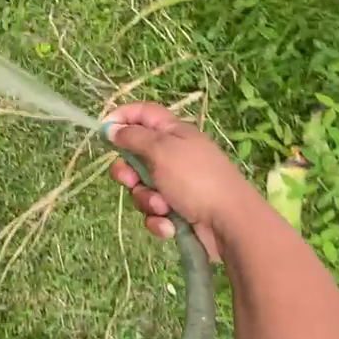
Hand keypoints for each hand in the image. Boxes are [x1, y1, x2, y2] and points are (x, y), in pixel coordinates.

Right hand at [105, 101, 265, 260]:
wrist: (232, 225)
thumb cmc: (196, 179)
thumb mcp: (161, 150)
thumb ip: (132, 137)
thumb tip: (112, 128)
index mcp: (173, 134)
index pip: (143, 113)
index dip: (122, 116)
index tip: (105, 131)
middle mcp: (174, 156)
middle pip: (134, 155)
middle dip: (126, 171)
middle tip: (129, 179)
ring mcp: (176, 185)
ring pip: (140, 186)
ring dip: (145, 198)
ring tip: (161, 207)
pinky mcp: (178, 210)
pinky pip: (153, 210)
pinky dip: (157, 218)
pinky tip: (169, 224)